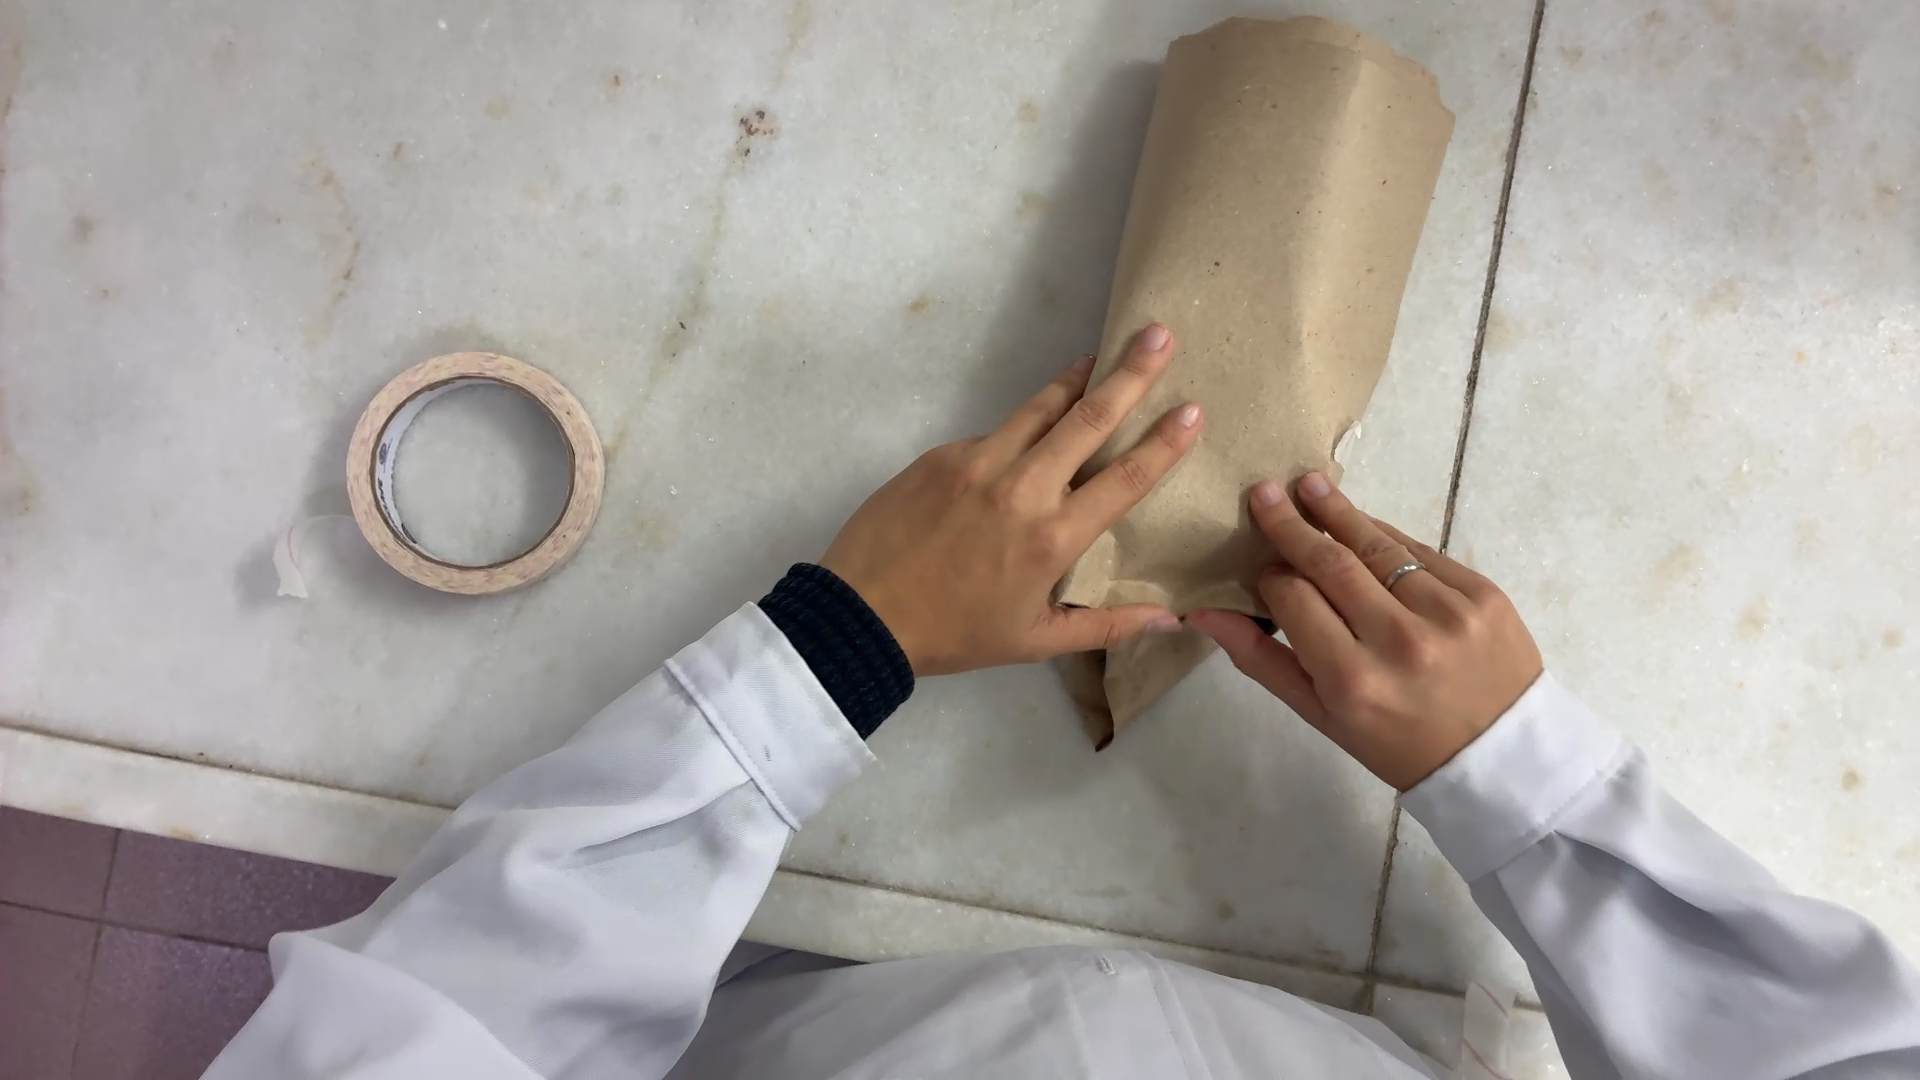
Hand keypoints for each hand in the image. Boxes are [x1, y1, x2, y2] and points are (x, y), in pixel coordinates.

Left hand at [821, 324, 1200, 675]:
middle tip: (1158, 334)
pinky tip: (1021, 438)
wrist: (863, 614)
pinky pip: (992, 435)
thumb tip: (1170, 620)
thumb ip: (1105, 625)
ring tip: (1099, 354)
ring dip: (1074, 380)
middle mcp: (1022, 488)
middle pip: (1088, 419)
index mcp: (1052, 536)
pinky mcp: (941, 455)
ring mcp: (977, 462)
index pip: (1125, 478)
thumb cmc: (955, 633)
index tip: (1193, 408)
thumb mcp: (1034, 641)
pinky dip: (1017, 429)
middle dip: (1130, 373)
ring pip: (1037, 409)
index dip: (1165, 441)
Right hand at [1187, 473, 1542, 789]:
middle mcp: (1400, 640)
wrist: (1504, 757)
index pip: (1293, 598)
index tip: (1264, 572)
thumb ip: (1258, 656)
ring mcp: (1448, 612)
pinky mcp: (1484, 593)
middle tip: (1264, 492)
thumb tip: (1199, 612)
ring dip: (1337, 511)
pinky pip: (1418, 550)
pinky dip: (1383, 534)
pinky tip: (1360, 523)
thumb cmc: (1394, 740)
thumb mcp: (1317, 711)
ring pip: (1376, 545)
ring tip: (1308, 485)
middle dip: (1292, 524)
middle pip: (1331, 562)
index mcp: (1351, 678)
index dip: (1272, 578)